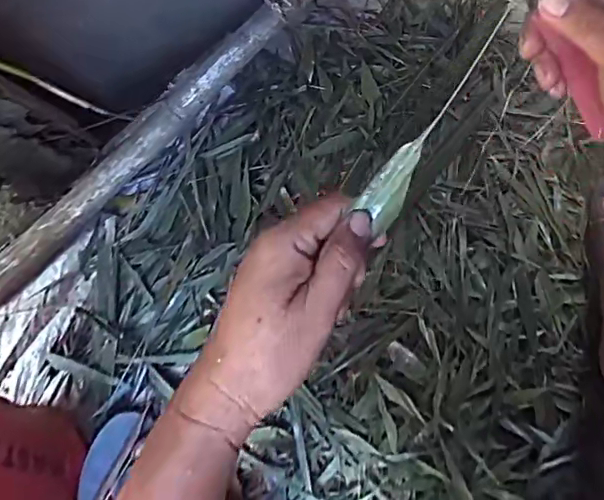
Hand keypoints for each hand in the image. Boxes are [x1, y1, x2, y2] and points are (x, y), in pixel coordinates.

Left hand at [173, 195, 374, 443]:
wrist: (224, 397)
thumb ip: (342, 259)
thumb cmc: (274, 356)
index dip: (361, 219)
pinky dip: (321, 284)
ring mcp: (269, 259)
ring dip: (336, 274)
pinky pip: (307, 264)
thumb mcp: (318, 309)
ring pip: (321, 247)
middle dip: (347, 254)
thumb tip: (363, 217)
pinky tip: (318, 314)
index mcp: (284, 241)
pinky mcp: (269, 277)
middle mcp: (274, 240)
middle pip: (328, 225)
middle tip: (345, 296)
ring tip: (330, 312)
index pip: (334, 205)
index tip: (378, 248)